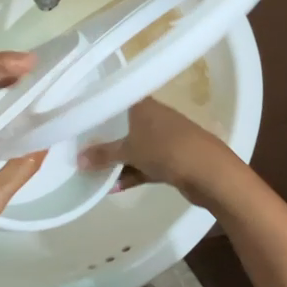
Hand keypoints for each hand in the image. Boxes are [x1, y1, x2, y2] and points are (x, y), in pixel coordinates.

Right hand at [80, 99, 241, 207]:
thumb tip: (77, 159)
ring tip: (94, 173)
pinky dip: (133, 173)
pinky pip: (145, 165)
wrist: (209, 172)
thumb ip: (103, 155)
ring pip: (135, 147)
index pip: (118, 98)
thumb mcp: (129, 151)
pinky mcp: (172, 159)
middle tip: (81, 146)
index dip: (100, 106)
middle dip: (105, 138)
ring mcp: (165, 139)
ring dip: (118, 161)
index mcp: (144, 105)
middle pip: (124, 125)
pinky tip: (115, 187)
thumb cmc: (165, 149)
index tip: (80, 114)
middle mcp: (154, 118)